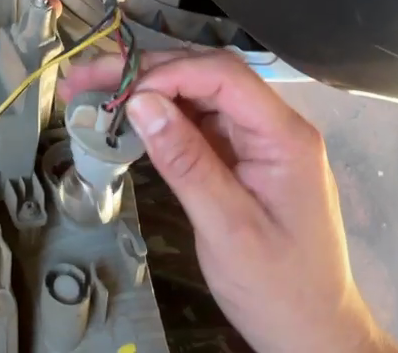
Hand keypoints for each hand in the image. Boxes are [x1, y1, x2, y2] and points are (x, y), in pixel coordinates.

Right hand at [66, 48, 397, 352]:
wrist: (313, 338)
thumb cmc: (279, 289)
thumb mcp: (228, 229)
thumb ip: (186, 161)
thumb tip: (140, 102)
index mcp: (284, 135)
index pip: (222, 76)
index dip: (168, 73)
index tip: (122, 95)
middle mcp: (271, 125)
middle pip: (203, 74)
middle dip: (142, 72)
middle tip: (84, 79)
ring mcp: (253, 139)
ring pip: (193, 91)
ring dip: (142, 88)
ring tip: (89, 90)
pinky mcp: (238, 154)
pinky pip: (193, 119)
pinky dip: (155, 114)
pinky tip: (122, 117)